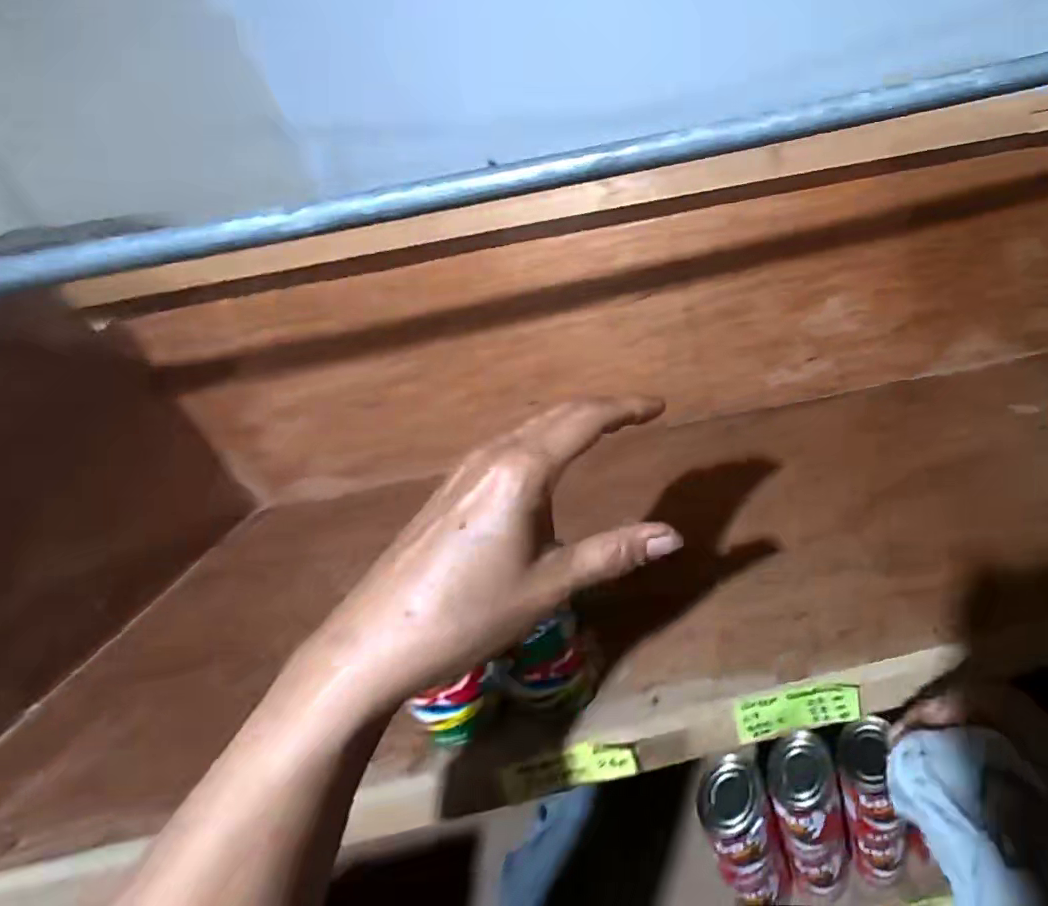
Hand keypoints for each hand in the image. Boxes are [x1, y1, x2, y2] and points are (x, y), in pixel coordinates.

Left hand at [297, 397, 682, 710]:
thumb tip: (674, 536)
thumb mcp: (548, 585)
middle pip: (556, 415)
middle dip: (602, 408)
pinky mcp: (450, 487)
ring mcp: (465, 469)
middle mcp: (493, 455)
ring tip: (602, 428)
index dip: (625, 408)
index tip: (659, 406)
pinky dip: (542, 437)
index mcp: (522, 471)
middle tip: (639, 413)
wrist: (373, 642)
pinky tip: (545, 461)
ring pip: (529, 426)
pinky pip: (508, 444)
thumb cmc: (469, 614)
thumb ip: (612, 553)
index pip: (584, 421)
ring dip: (569, 420)